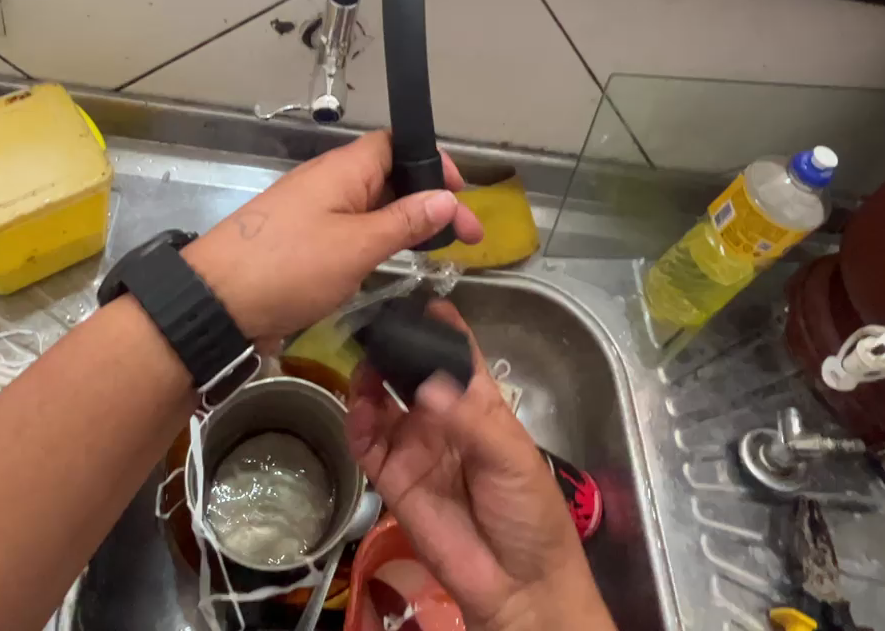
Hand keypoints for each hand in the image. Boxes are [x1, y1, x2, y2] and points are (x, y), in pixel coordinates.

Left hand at [183, 130, 483, 340]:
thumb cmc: (290, 266)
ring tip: (437, 251)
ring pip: (371, 206)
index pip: (397, 145)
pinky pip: (350, 229)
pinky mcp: (303, 239)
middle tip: (464, 237)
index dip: (433, 163)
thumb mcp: (357, 246)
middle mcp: (329, 181)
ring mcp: (314, 210)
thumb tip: (447, 198)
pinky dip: (377, 240)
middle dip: (428, 200)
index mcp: (343, 169)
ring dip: (404, 223)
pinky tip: (391, 263)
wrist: (216, 301)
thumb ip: (404, 222)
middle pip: (389, 176)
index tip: (461, 195)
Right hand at [345, 303, 615, 630]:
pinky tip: (359, 407)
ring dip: (369, 379)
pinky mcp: (391, 476)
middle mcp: (440, 416)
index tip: (422, 300)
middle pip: (410, 370)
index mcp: (477, 403)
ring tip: (365, 365)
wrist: (517, 585)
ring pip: (381, 400)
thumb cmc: (528, 510)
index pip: (456, 354)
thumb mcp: (510, 456)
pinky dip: (356, 421)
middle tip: (375, 325)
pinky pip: (366, 442)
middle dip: (394, 347)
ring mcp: (413, 444)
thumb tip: (424, 387)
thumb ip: (467, 419)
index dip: (440, 327)